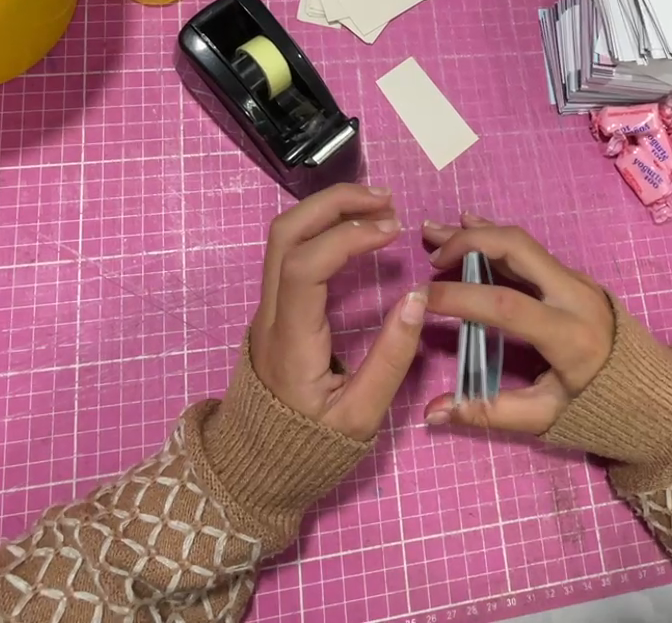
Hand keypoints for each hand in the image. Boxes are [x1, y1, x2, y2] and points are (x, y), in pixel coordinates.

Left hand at [248, 182, 425, 440]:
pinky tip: (356, 228)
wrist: (252, 471)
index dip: (348, 237)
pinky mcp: (275, 307)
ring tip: (377, 206)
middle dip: (334, 203)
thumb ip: (390, 358)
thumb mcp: (359, 417)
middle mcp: (270, 312)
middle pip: (285, 233)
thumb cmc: (308, 450)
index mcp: (289, 340)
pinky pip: (292, 250)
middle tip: (386, 200)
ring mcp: (267, 306)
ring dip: (328, 210)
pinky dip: (324, 226)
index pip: (305, 265)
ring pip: (284, 236)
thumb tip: (419, 297)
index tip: (393, 231)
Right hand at [420, 214, 616, 433]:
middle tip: (431, 256)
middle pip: (518, 247)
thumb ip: (489, 412)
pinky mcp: (570, 275)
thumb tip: (432, 413)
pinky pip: (527, 249)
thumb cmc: (600, 408)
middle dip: (469, 243)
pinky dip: (494, 238)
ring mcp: (574, 279)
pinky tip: (468, 227)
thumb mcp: (547, 418)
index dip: (460, 297)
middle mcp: (574, 295)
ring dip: (476, 233)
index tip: (423, 299)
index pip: (506, 305)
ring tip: (434, 232)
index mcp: (569, 335)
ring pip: (522, 241)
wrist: (656, 392)